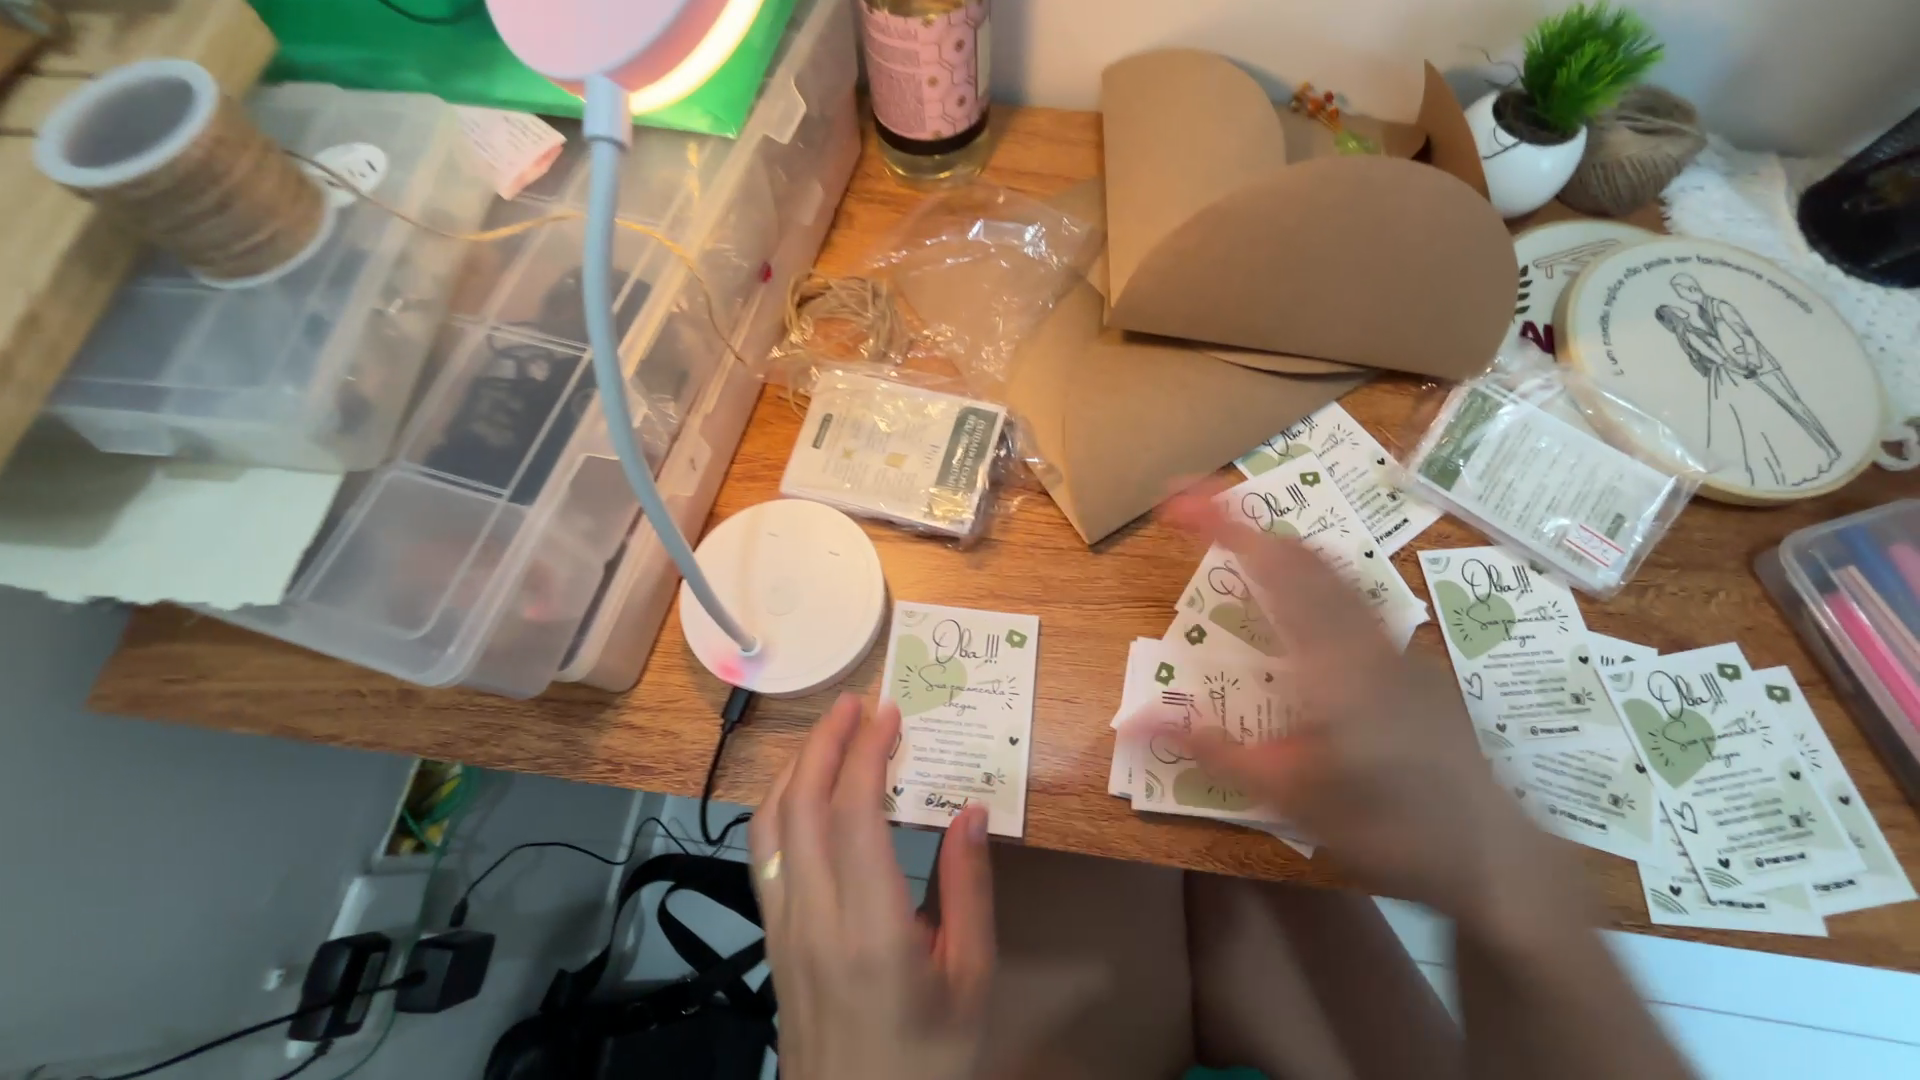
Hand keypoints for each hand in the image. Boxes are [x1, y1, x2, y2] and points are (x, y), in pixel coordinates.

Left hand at [751, 696, 995, 1079]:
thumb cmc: (931, 1057)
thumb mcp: (972, 977)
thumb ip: (969, 888)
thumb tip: (970, 810)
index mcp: (871, 927)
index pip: (854, 812)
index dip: (867, 751)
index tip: (888, 714)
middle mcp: (813, 918)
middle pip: (801, 805)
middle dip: (825, 742)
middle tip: (854, 705)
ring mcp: (781, 929)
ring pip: (769, 826)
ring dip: (795, 768)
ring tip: (828, 736)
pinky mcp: (770, 940)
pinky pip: (762, 856)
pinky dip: (778, 806)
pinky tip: (802, 794)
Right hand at [1157, 497, 1570, 933]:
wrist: (1494, 854)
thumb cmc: (1385, 827)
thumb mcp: (1285, 795)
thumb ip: (1209, 748)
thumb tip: (1132, 720)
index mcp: (1328, 662)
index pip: (1271, 570)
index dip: (1220, 525)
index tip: (1174, 503)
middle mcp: (1363, 637)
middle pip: (1302, 554)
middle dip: (1243, 522)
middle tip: (1192, 512)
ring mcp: (1395, 644)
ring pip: (1333, 567)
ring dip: (1278, 543)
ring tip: (1235, 539)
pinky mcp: (1412, 658)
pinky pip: (1351, 593)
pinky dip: (1308, 571)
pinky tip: (1296, 597)